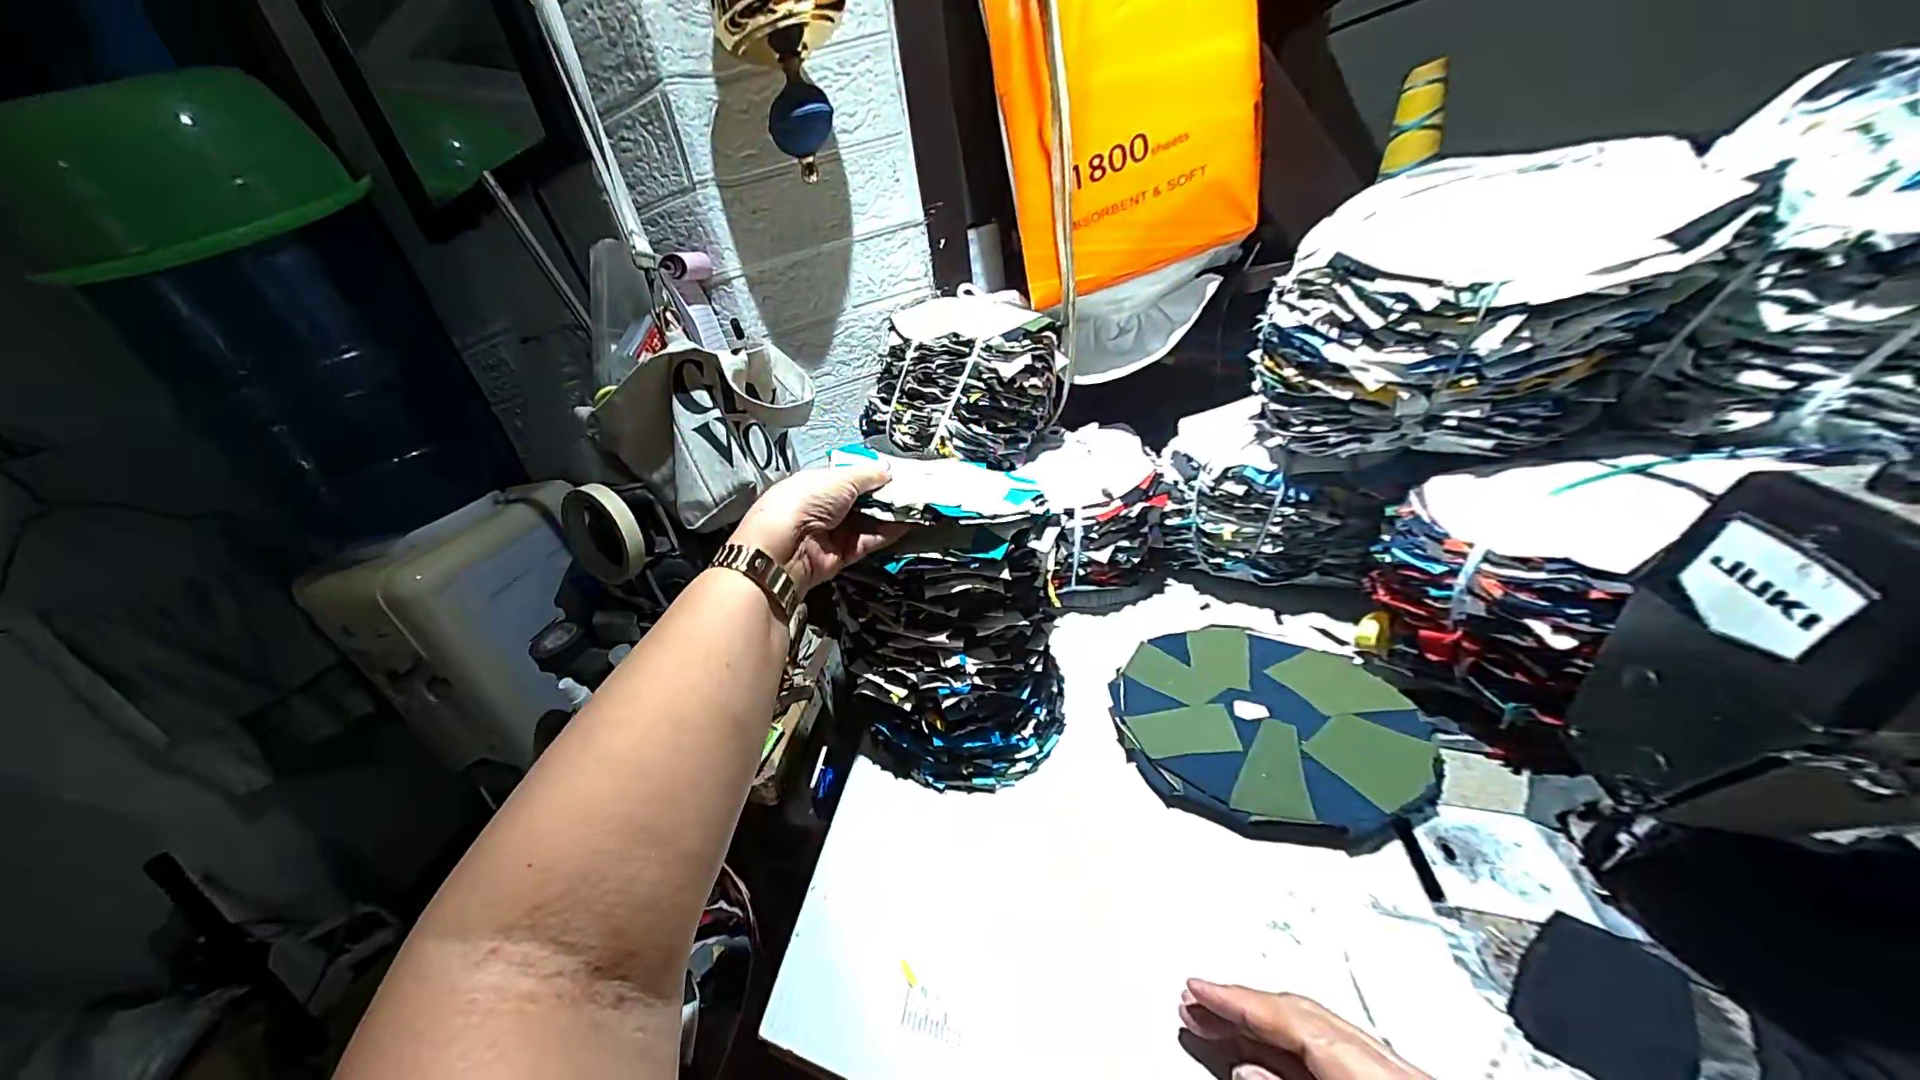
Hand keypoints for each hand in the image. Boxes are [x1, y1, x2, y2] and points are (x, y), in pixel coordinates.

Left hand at [728, 464, 909, 593]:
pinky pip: (871, 540)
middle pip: (863, 500)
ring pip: (870, 520)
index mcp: (817, 483)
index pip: (849, 477)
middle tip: (913, 489)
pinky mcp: (845, 553)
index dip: (872, 475)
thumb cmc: (806, 502)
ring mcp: (835, 531)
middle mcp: (826, 507)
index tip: (897, 474)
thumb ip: (867, 475)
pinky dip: (889, 532)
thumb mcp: (839, 479)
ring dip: (892, 513)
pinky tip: (908, 522)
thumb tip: (887, 470)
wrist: (785, 548)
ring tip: (917, 505)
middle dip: (886, 495)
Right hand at [1178, 980, 1430, 1079]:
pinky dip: (1287, 1054)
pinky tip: (1258, 1065)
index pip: (1298, 1020)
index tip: (1198, 989)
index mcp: (1379, 1079)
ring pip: (1315, 1035)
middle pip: (1303, 1016)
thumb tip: (1248, 1072)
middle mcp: (1392, 1071)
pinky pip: (1328, 1059)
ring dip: (1261, 1028)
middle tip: (1195, 1002)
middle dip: (1242, 1006)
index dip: (1239, 999)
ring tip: (1215, 1025)